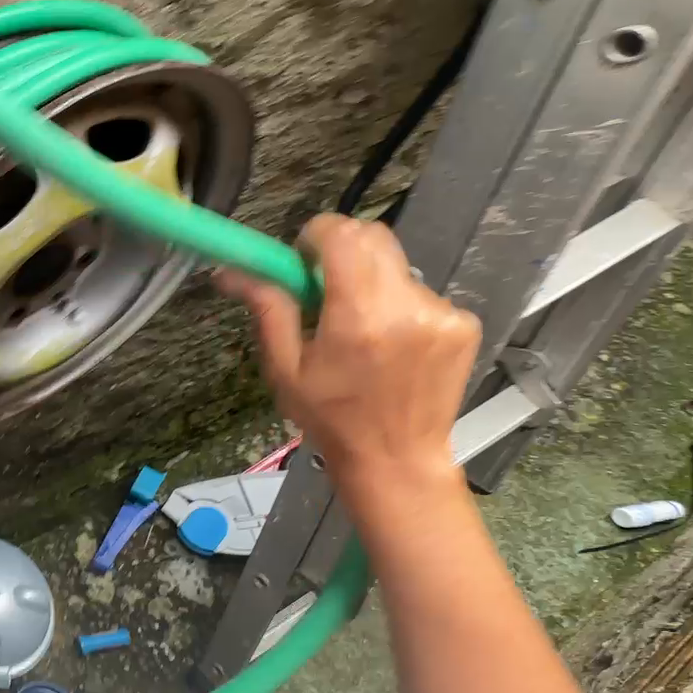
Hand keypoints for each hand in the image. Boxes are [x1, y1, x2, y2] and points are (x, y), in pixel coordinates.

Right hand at [217, 215, 480, 493]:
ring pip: (394, 266)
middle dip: (341, 249)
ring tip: (355, 327)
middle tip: (320, 285)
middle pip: (373, 238)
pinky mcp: (462, 323)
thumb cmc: (330, 417)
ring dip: (368, 280)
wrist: (397, 458)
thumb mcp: (284, 367)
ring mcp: (443, 313)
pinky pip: (418, 290)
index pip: (343, 236)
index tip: (301, 256)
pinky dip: (394, 302)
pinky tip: (386, 341)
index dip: (317, 234)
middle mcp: (407, 306)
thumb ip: (268, 309)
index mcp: (358, 317)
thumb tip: (229, 271)